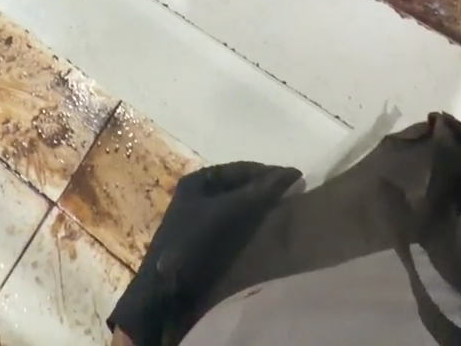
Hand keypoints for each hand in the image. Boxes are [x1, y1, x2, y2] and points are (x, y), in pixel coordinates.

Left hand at [107, 162, 300, 344]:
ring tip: (284, 214)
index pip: (240, 168)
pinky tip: (265, 234)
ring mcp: (199, 221)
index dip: (267, 172)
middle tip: (293, 197)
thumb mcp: (227, 213)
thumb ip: (257, 193)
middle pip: (239, 187)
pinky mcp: (203, 244)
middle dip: (264, 191)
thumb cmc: (193, 241)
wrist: (164, 292)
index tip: (296, 179)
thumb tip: (291, 173)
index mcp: (198, 180)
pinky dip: (250, 228)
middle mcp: (198, 195)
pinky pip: (232, 228)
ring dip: (259, 210)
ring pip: (237, 208)